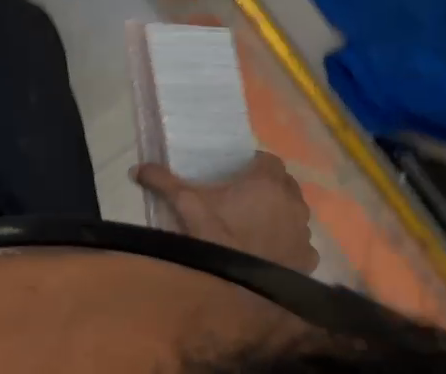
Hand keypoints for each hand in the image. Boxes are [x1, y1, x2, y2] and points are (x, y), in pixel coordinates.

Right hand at [133, 151, 319, 272]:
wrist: (240, 286)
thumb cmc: (215, 232)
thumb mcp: (182, 201)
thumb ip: (161, 180)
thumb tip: (136, 168)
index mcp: (266, 184)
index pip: (270, 160)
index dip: (255, 162)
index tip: (236, 168)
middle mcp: (294, 205)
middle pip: (287, 185)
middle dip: (270, 184)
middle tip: (243, 191)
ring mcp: (304, 234)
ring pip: (296, 213)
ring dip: (280, 211)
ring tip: (254, 219)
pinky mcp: (308, 259)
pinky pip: (300, 240)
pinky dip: (286, 239)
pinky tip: (266, 246)